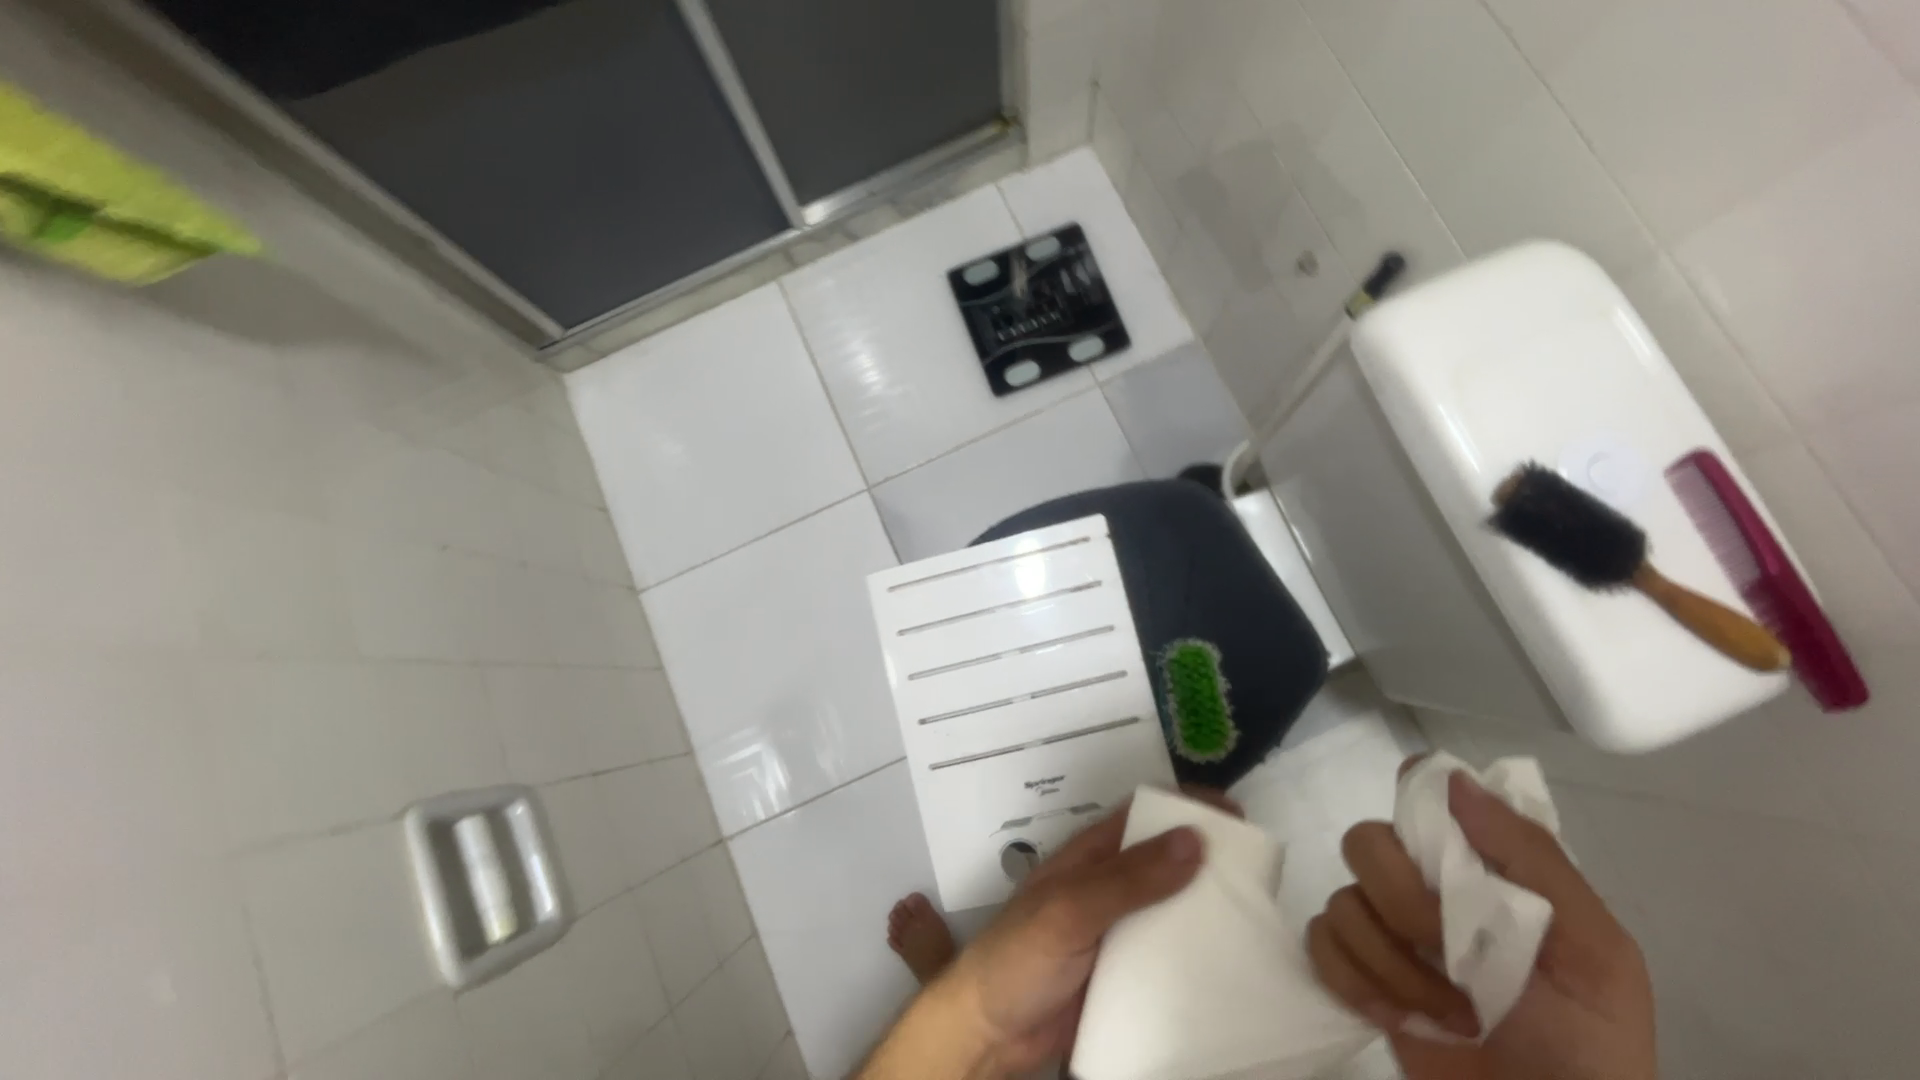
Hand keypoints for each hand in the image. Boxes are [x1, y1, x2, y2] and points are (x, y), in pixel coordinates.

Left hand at [860, 788, 1236, 1078]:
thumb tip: (1194, 839)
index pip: (1142, 814)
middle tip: (1260, 873)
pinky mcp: (1123, 971)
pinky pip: (1167, 953)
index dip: (1186, 806)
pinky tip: (1231, 964)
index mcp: (1089, 856)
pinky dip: (1197, 952)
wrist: (989, 1031)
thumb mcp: (1070, 910)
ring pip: (1171, 905)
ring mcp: (1115, 929)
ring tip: (1258, 916)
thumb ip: (1128, 879)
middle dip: (1208, 857)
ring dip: (1207, 905)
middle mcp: (1106, 885)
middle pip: (1164, 858)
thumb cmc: (1018, 957)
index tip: (1236, 816)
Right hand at [1307, 761, 1656, 1079]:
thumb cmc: (1588, 1044)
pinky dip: (1356, 983)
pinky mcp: (1353, 972)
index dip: (1415, 803)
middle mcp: (1424, 885)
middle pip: (1366, 842)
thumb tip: (1453, 778)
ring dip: (1391, 964)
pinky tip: (1400, 1018)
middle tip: (1448, 950)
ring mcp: (1384, 929)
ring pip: (1340, 901)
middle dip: (1402, 901)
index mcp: (1483, 867)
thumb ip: (1532, 858)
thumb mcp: (1594, 951)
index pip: (1424, 793)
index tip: (1431, 843)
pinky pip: (1319, 946)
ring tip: (1446, 1013)